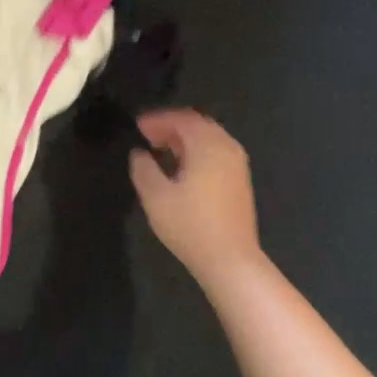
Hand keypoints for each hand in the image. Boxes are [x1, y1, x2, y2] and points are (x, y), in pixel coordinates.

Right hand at [128, 109, 263, 281]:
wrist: (229, 257)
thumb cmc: (189, 225)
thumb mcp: (156, 197)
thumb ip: (144, 170)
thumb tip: (139, 154)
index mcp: (208, 146)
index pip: (182, 120)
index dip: (158, 120)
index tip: (137, 126)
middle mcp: (227, 147)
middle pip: (199, 126)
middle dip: (172, 127)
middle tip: (148, 136)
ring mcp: (237, 164)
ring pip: (209, 139)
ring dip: (184, 140)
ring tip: (160, 151)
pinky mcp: (239, 181)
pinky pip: (215, 153)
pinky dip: (196, 152)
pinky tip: (181, 168)